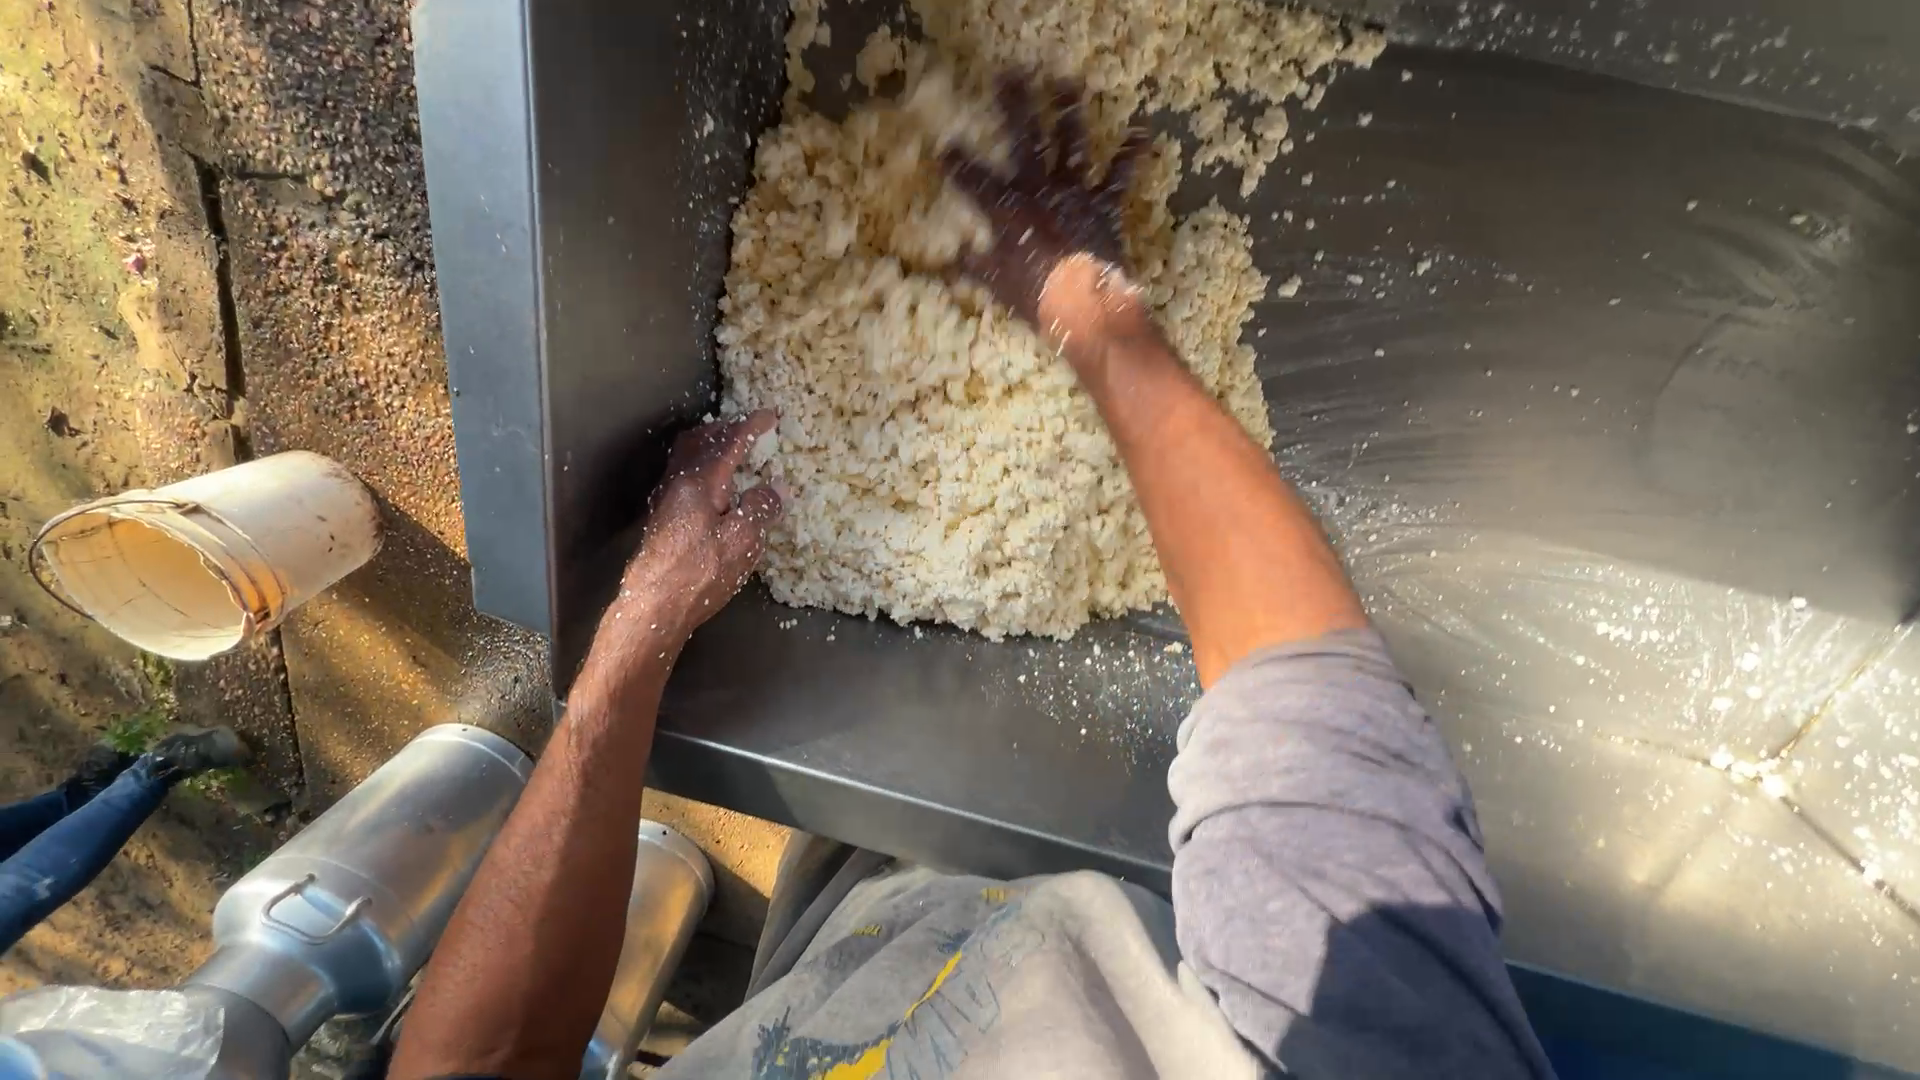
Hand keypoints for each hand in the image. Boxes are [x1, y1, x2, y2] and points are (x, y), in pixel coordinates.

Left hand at [602, 411, 782, 648]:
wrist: (653, 607)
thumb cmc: (700, 573)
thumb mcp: (742, 541)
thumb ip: (761, 508)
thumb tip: (776, 487)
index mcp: (701, 481)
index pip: (730, 442)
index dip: (752, 426)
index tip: (771, 416)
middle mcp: (678, 483)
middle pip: (701, 441)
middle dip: (726, 429)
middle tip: (749, 430)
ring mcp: (666, 500)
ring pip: (687, 457)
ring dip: (711, 446)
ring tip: (732, 452)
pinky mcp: (663, 519)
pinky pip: (684, 476)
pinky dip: (704, 467)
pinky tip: (715, 488)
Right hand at [941, 73, 1149, 339]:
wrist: (1084, 304)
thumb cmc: (1035, 296)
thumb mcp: (996, 284)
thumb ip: (975, 267)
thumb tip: (953, 262)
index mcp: (1007, 208)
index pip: (975, 180)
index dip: (958, 164)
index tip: (945, 148)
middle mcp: (1039, 189)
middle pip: (1023, 137)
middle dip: (1015, 104)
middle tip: (1009, 74)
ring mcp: (1074, 192)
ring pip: (1070, 141)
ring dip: (1068, 109)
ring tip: (1066, 82)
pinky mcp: (1103, 203)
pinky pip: (1119, 174)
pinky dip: (1131, 152)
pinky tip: (1141, 130)